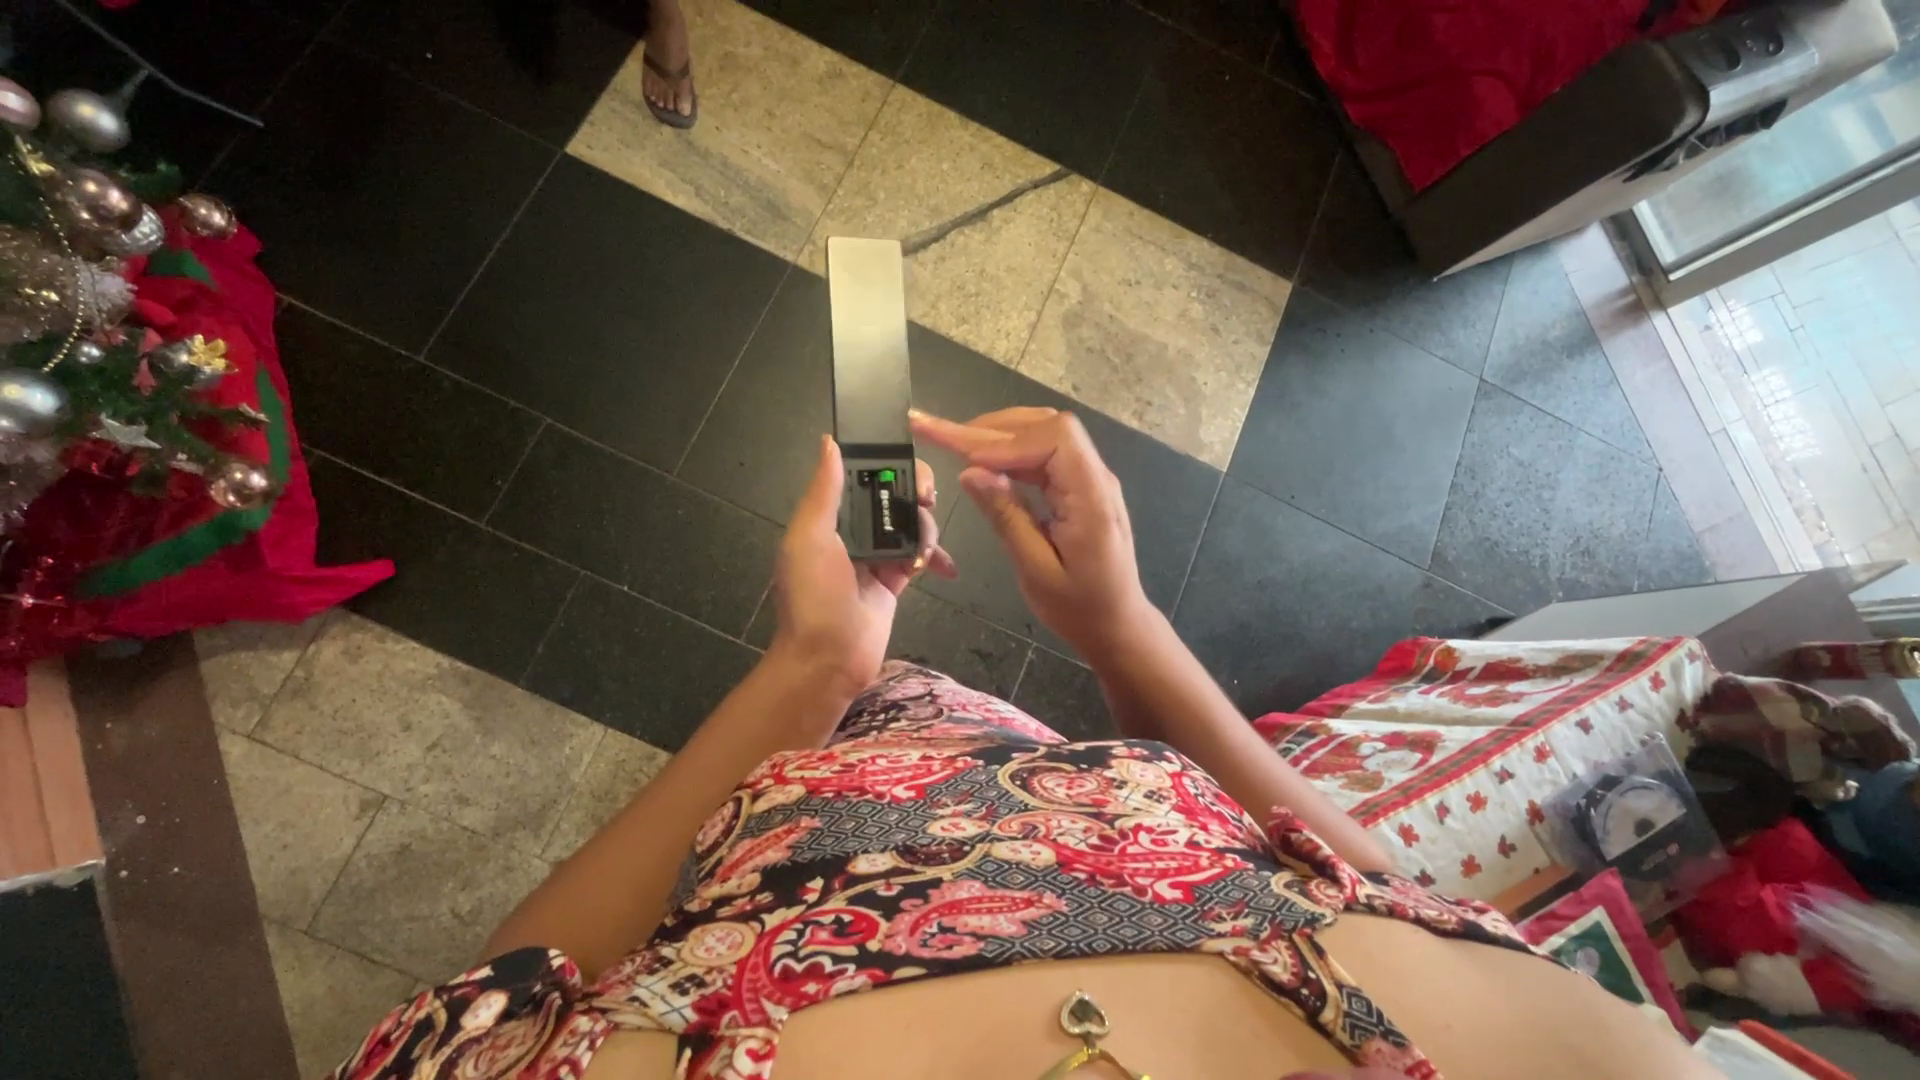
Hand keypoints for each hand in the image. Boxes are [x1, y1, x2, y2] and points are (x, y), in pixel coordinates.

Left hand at [769, 435, 954, 696]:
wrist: (829, 659)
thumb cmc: (814, 596)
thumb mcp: (810, 538)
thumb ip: (824, 491)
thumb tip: (830, 442)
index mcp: (828, 517)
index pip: (863, 477)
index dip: (889, 466)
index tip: (910, 469)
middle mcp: (852, 532)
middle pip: (893, 497)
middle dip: (915, 494)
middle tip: (928, 501)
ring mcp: (876, 556)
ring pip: (912, 525)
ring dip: (926, 530)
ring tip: (922, 553)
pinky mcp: (896, 581)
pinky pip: (921, 558)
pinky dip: (935, 559)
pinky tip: (945, 568)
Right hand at [910, 407, 1153, 664]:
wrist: (1117, 624)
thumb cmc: (1080, 607)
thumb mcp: (1036, 570)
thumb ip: (1006, 518)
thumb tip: (969, 472)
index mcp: (1091, 496)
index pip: (1055, 438)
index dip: (1006, 440)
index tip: (966, 458)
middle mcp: (1095, 477)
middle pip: (1048, 426)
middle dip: (992, 428)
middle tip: (940, 432)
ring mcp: (1089, 480)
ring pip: (1045, 434)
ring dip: (999, 434)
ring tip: (954, 441)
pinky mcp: (1079, 488)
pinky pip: (1045, 454)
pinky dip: (1011, 452)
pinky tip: (983, 461)